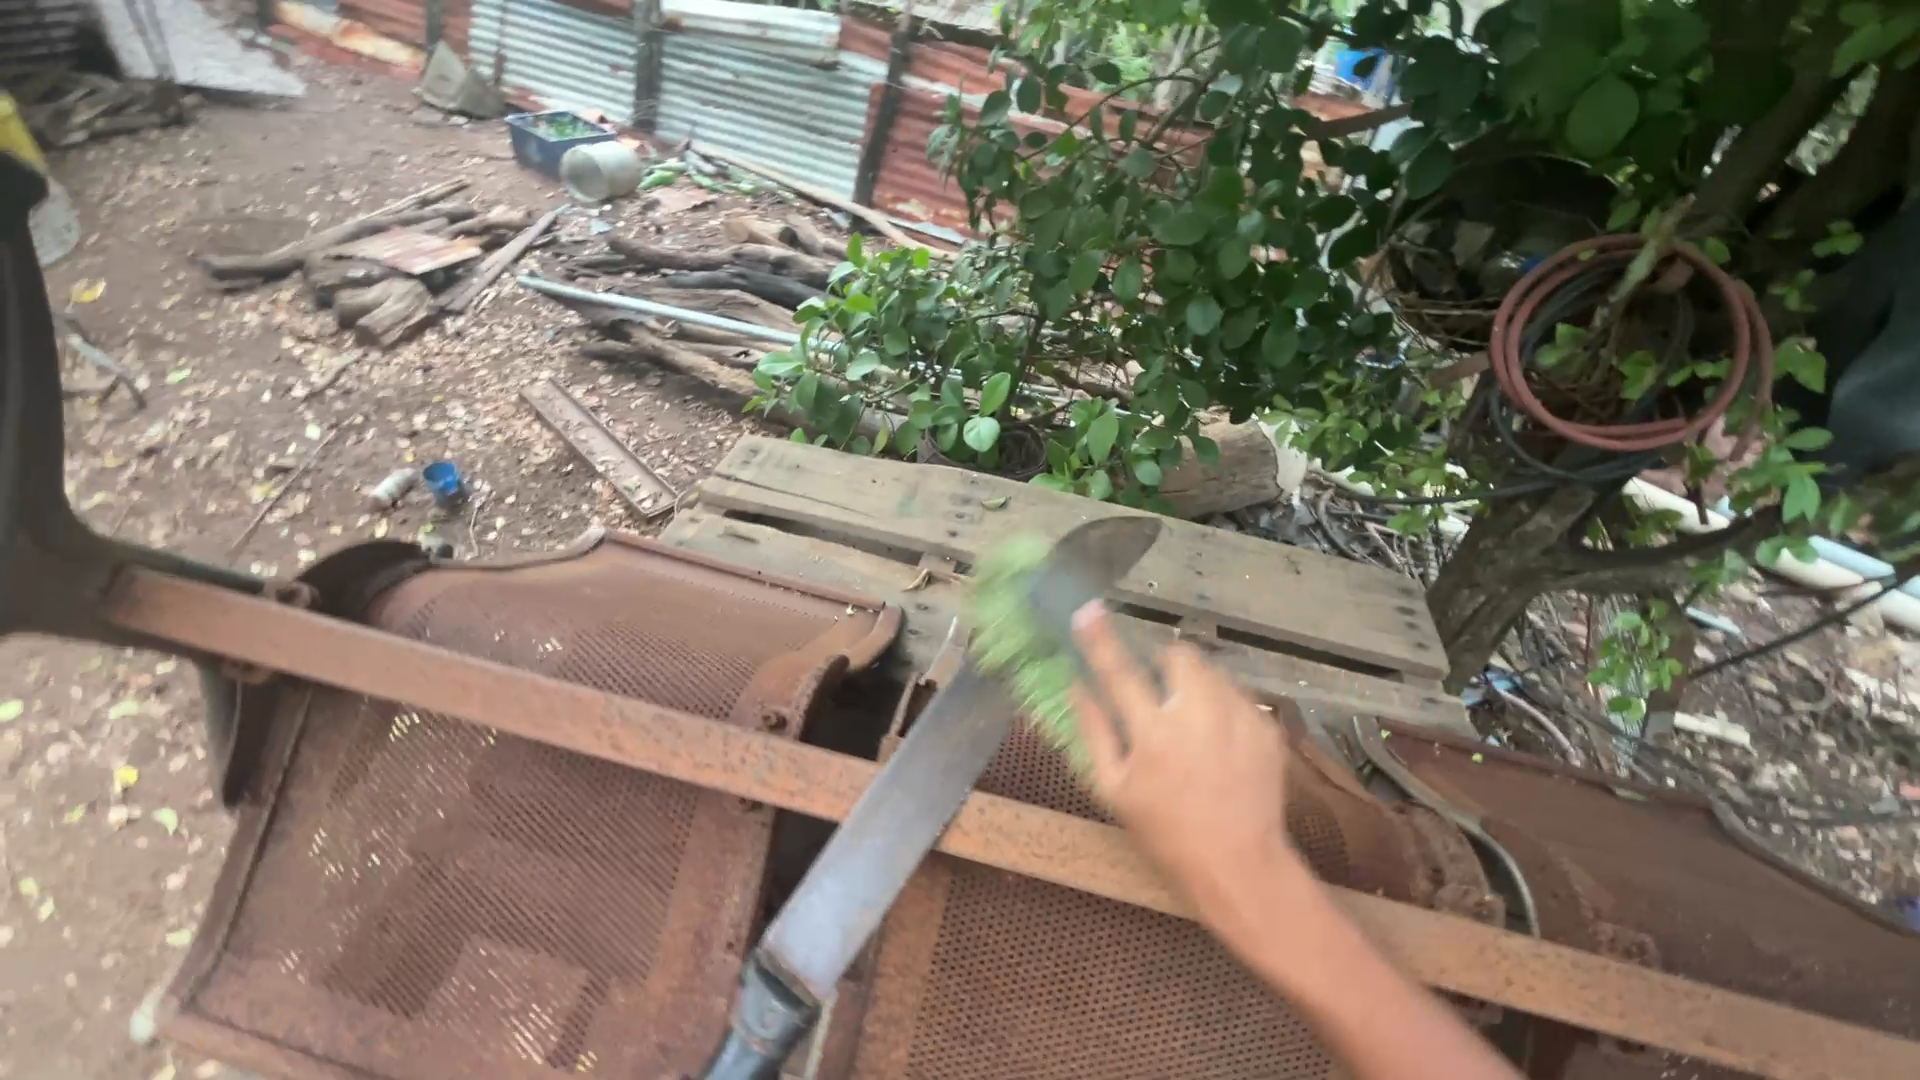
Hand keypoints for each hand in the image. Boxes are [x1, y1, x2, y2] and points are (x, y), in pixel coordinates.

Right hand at [1069, 601, 1312, 938]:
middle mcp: (1198, 717)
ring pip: (1211, 671)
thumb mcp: (1114, 790)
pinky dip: (1222, 705)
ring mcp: (1238, 718)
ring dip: (1194, 683)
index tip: (1087, 610)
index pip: (1119, 673)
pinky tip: (1218, 740)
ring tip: (1191, 720)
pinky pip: (1237, 694)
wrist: (1240, 864)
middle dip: (1165, 662)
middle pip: (1179, 656)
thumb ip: (1094, 732)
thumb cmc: (1165, 832)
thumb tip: (1076, 686)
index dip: (1100, 639)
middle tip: (1159, 688)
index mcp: (1154, 734)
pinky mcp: (1266, 727)